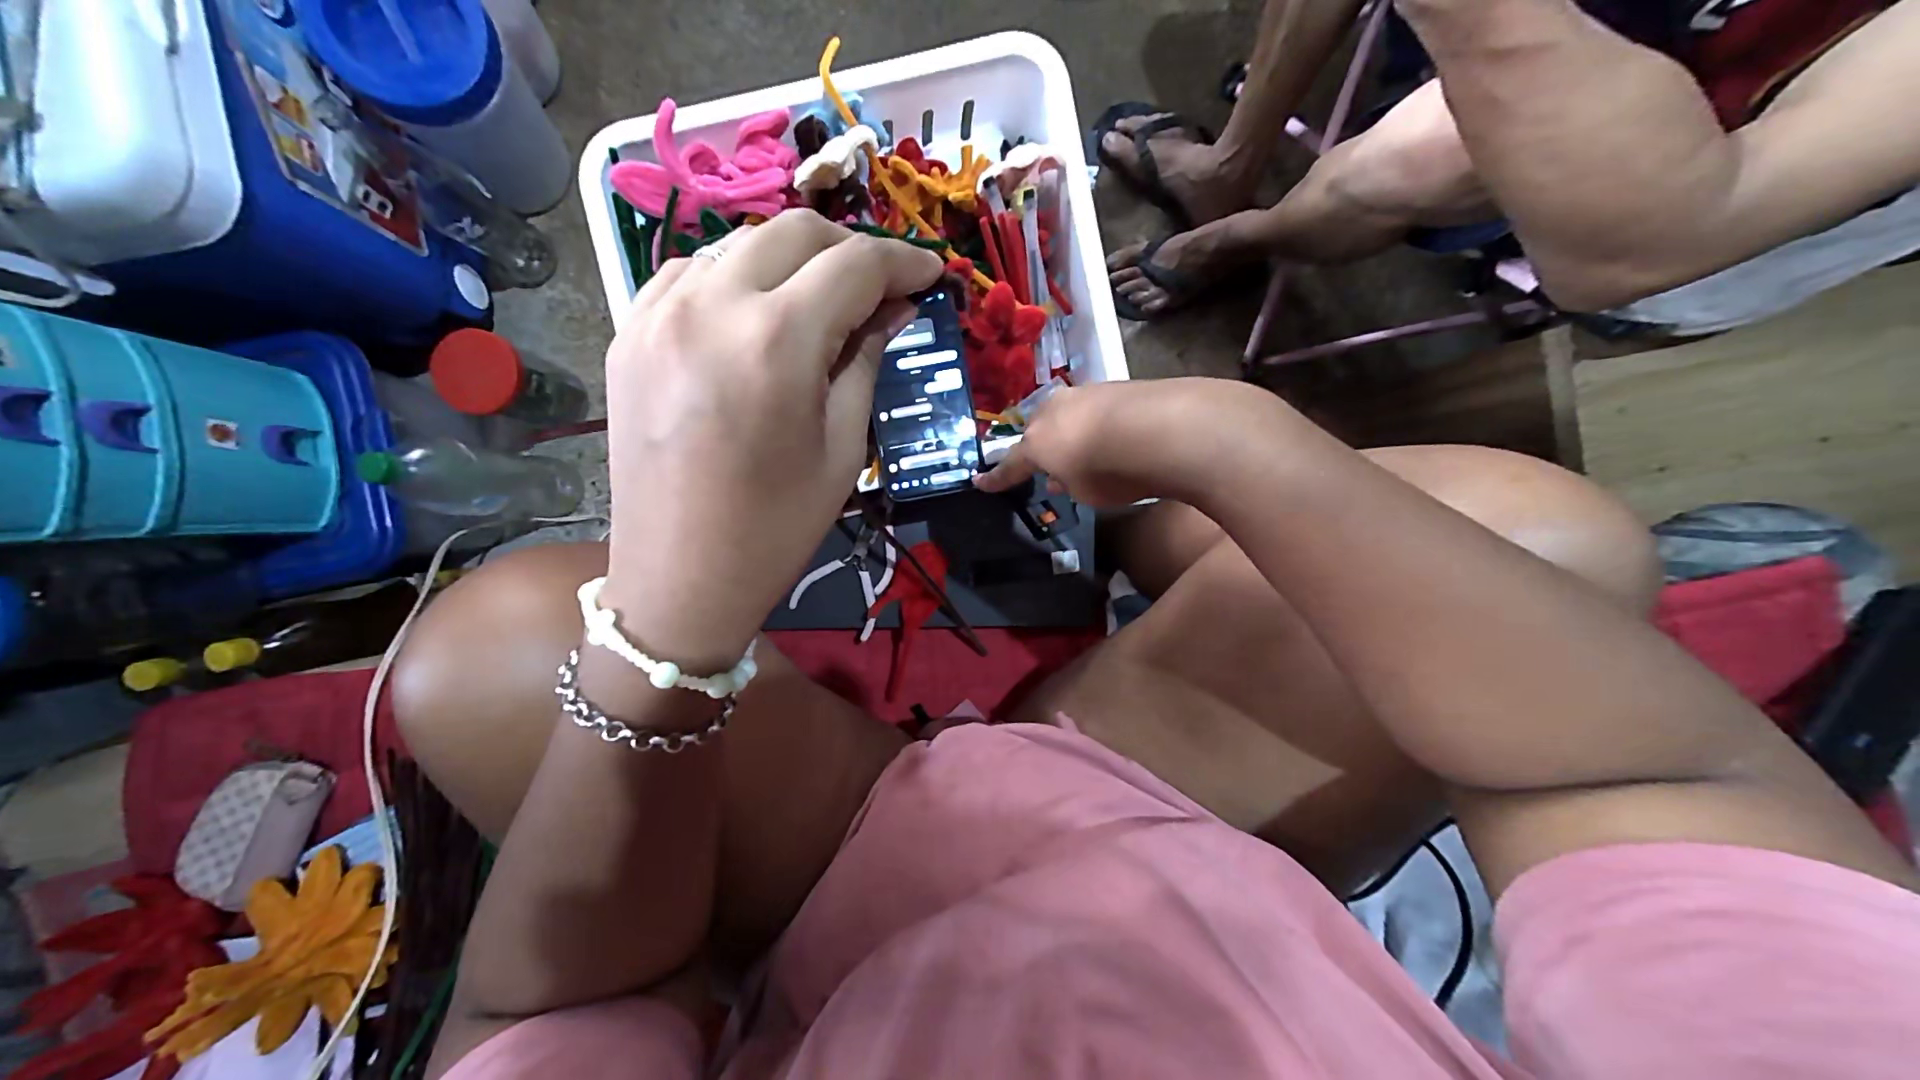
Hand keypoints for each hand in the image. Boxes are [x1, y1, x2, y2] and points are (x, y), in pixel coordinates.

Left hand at [600, 210, 942, 670]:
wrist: (678, 576)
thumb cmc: (775, 526)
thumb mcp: (842, 447)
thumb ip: (866, 361)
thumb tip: (892, 309)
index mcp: (777, 339)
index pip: (855, 264)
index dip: (904, 262)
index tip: (931, 275)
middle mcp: (712, 304)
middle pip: (794, 232)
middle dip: (850, 248)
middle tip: (880, 285)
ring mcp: (658, 313)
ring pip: (738, 244)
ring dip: (791, 260)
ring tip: (819, 301)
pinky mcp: (628, 333)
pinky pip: (690, 274)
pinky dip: (734, 278)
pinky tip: (753, 314)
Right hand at [976, 378, 1294, 505]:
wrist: (1164, 429)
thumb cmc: (1112, 472)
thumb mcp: (1084, 493)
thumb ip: (1069, 483)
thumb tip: (1062, 475)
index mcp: (1037, 442)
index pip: (1010, 465)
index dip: (996, 478)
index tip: (980, 482)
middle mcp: (1054, 411)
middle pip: (1040, 432)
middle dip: (1042, 449)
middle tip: (1050, 468)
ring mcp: (1085, 393)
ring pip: (1068, 417)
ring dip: (1072, 434)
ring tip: (1085, 451)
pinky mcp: (1115, 385)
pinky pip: (1096, 410)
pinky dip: (1098, 424)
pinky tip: (1113, 435)